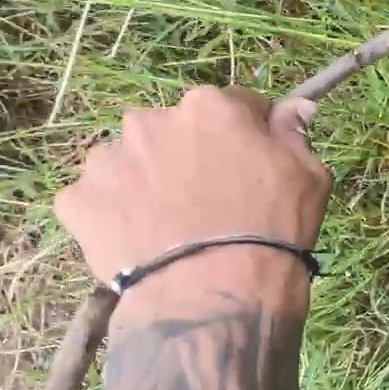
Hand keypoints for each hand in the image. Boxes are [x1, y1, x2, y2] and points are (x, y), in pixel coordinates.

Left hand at [55, 87, 330, 307]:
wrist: (216, 285)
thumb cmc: (276, 223)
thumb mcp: (311, 175)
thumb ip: (294, 134)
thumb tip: (295, 107)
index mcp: (210, 108)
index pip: (238, 103)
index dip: (254, 131)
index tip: (263, 159)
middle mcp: (149, 120)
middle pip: (178, 129)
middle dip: (196, 151)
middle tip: (221, 194)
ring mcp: (106, 159)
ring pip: (136, 160)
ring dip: (155, 178)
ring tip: (181, 220)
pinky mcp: (77, 198)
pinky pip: (105, 197)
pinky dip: (125, 210)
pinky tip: (153, 236)